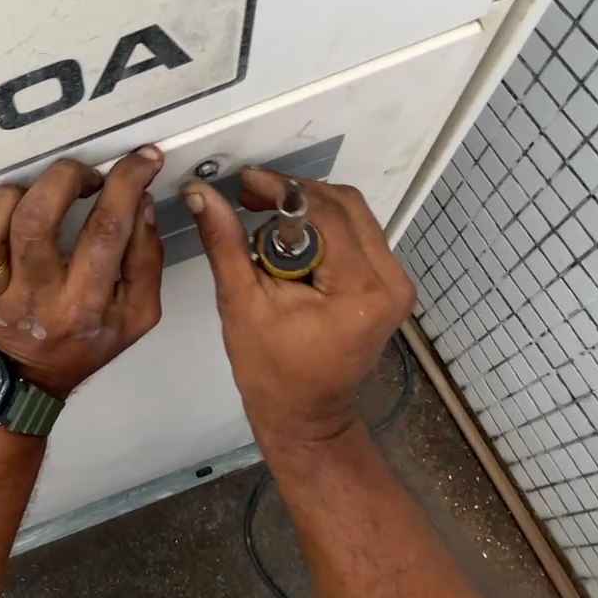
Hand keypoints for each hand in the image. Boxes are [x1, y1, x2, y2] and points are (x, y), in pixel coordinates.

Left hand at [0, 147, 165, 396]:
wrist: (30, 381)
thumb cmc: (85, 342)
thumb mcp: (136, 313)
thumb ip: (146, 259)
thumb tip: (140, 203)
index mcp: (83, 304)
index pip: (105, 231)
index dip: (125, 183)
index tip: (141, 160)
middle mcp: (34, 298)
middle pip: (35, 222)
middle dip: (63, 179)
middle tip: (82, 176)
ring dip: (10, 198)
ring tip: (34, 196)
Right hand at [183, 168, 415, 450]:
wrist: (304, 414)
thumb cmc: (271, 371)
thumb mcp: (241, 302)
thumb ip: (225, 242)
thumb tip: (201, 195)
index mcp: (361, 290)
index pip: (325, 214)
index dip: (281, 190)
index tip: (244, 183)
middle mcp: (390, 281)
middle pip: (345, 206)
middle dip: (294, 195)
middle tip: (249, 197)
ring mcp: (395, 283)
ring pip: (353, 215)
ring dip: (307, 208)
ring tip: (262, 216)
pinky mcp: (387, 285)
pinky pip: (357, 235)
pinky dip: (321, 227)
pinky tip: (286, 238)